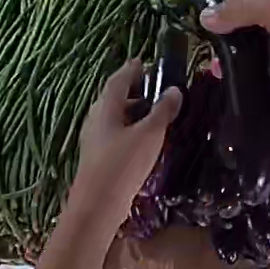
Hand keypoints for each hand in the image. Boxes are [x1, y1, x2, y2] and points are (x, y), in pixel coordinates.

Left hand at [67, 59, 180, 226]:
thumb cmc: (123, 164)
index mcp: (105, 108)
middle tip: (155, 89)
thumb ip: (162, 111)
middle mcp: (96, 120)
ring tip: (155, 115)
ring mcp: (95, 140)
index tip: (145, 63)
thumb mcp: (150, 134)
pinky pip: (115, 135)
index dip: (132, 70)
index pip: (118, 80)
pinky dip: (130, 130)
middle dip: (134, 91)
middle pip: (114, 98)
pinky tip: (144, 141)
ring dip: (133, 112)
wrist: (98, 206)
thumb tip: (174, 90)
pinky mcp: (99, 158)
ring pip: (115, 118)